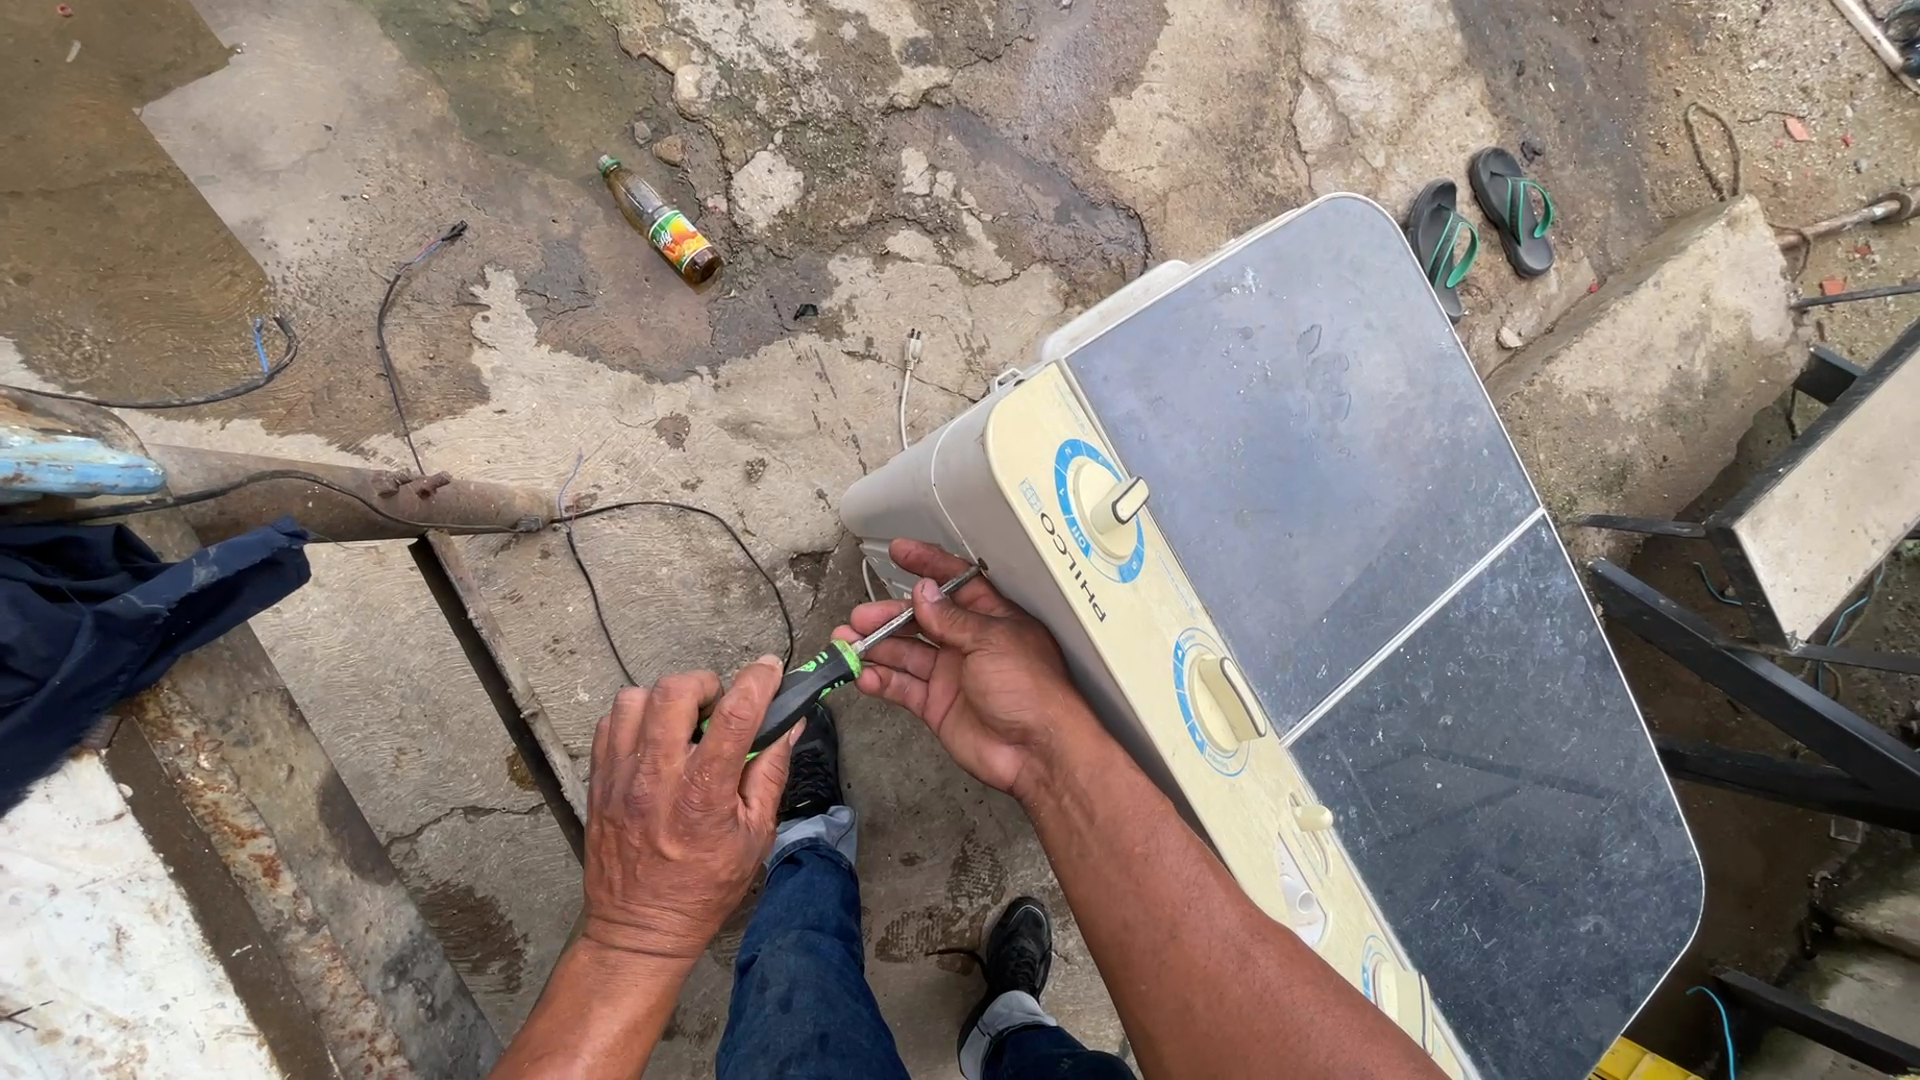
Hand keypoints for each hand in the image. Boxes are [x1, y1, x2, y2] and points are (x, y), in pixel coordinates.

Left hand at [580, 659, 797, 962]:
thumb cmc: (705, 887)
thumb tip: (789, 724)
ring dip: (666, 699)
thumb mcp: (756, 834)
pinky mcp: (598, 782)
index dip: (758, 681)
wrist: (640, 929)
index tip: (770, 669)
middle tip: (720, 705)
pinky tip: (655, 739)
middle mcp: (657, 778)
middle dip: (707, 684)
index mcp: (704, 794)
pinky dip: (635, 717)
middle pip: (675, 692)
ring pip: (634, 700)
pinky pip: (609, 723)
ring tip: (683, 722)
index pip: (734, 716)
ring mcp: (620, 778)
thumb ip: (772, 771)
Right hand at [835, 538, 1102, 801]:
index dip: (928, 565)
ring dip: (876, 647)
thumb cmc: (1032, 690)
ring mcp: (952, 675)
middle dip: (889, 615)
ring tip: (847, 642)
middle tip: (861, 615)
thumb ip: (952, 618)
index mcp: (991, 618)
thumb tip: (924, 593)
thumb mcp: (992, 640)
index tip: (900, 552)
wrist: (1036, 751)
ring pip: (906, 653)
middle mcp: (969, 643)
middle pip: (921, 620)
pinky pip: (903, 687)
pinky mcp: (938, 705)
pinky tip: (864, 676)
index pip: (955, 583)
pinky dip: (882, 681)